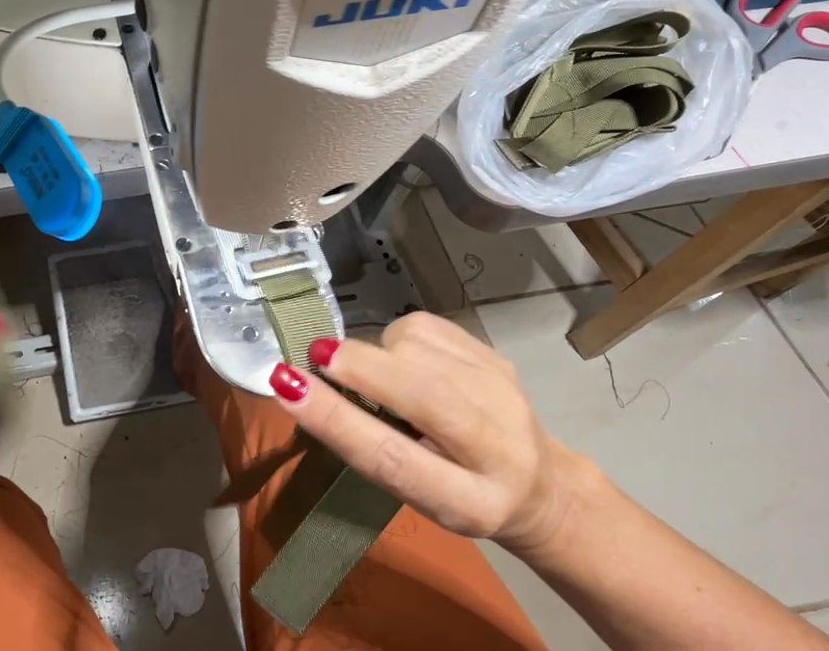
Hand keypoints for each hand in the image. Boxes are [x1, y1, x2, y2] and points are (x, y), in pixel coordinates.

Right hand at [269, 312, 586, 551]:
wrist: (540, 487)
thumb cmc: (457, 493)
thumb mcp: (413, 494)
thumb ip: (368, 447)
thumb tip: (301, 386)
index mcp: (468, 502)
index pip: (393, 457)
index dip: (335, 418)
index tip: (288, 383)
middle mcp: (496, 447)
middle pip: (420, 391)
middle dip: (358, 365)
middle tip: (315, 357)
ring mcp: (503, 393)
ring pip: (419, 346)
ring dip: (377, 351)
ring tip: (376, 374)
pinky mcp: (497, 356)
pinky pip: (425, 326)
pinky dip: (397, 337)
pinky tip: (403, 359)